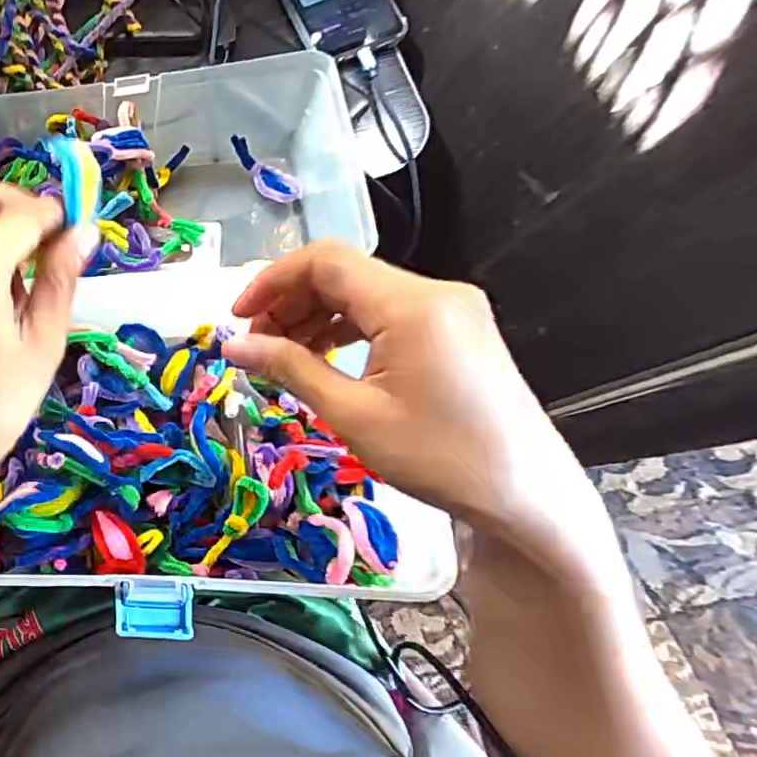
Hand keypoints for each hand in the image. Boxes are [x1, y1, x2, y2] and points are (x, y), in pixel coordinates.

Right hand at [221, 242, 596, 543]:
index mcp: (412, 306)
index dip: (272, 281)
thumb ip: (290, 369)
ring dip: (312, 317)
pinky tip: (321, 359)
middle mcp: (434, 293)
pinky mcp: (452, 330)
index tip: (237, 318)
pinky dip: (343, 329)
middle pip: (341, 274)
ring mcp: (448, 310)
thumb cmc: (437, 458)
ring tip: (281, 358)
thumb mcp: (352, 415)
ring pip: (360, 293)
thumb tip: (233, 345)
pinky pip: (384, 313)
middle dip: (288, 303)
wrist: (524, 495)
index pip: (326, 261)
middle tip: (256, 348)